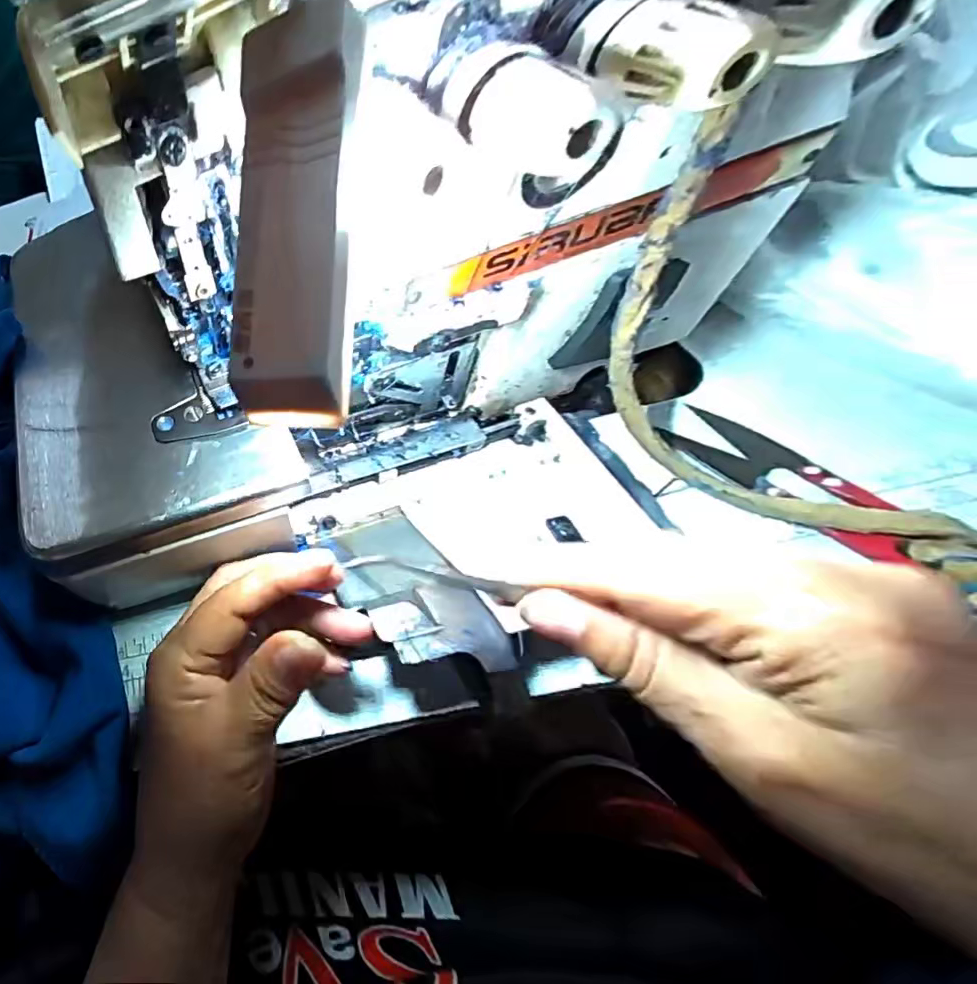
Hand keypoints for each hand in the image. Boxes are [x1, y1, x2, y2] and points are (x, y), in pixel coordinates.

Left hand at [86, 550, 371, 983]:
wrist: (191, 851)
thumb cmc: (207, 795)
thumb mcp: (239, 737)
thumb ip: (270, 682)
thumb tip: (309, 637)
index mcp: (182, 653)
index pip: (231, 597)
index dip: (279, 576)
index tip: (328, 566)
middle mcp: (191, 650)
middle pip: (240, 597)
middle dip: (291, 587)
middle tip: (342, 586)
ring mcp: (209, 669)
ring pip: (257, 623)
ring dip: (302, 619)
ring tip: (356, 632)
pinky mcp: (229, 689)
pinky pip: (264, 653)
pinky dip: (298, 649)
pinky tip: (333, 661)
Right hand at [512, 537, 976, 951]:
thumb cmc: (913, 834)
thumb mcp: (755, 752)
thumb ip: (641, 663)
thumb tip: (543, 607)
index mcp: (811, 610)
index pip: (635, 571)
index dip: (547, 569)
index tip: (478, 570)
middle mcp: (843, 571)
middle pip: (667, 556)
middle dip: (584, 574)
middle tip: (513, 595)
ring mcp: (872, 577)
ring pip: (702, 561)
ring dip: (629, 583)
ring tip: (569, 604)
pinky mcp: (883, 594)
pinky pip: (746, 577)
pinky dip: (683, 593)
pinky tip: (655, 615)